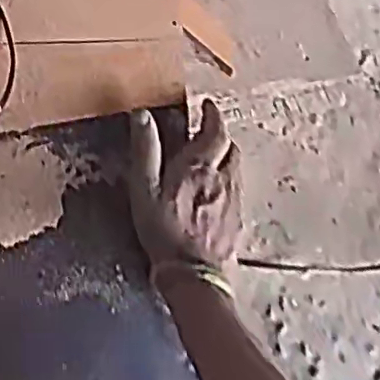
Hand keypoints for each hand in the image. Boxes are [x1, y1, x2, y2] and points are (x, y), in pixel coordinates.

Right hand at [125, 99, 243, 274]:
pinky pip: (236, 187)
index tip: (206, 104)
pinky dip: (226, 175)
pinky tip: (213, 185)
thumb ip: (146, 148)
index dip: (212, 115)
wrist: (194, 275)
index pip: (215, 133)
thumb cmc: (163, 226)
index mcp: (198, 167)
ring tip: (208, 153)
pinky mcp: (237, 219)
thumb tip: (142, 114)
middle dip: (220, 134)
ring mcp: (233, 201)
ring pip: (235, 167)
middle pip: (230, 149)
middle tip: (206, 127)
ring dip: (224, 154)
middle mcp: (222, 179)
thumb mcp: (144, 185)